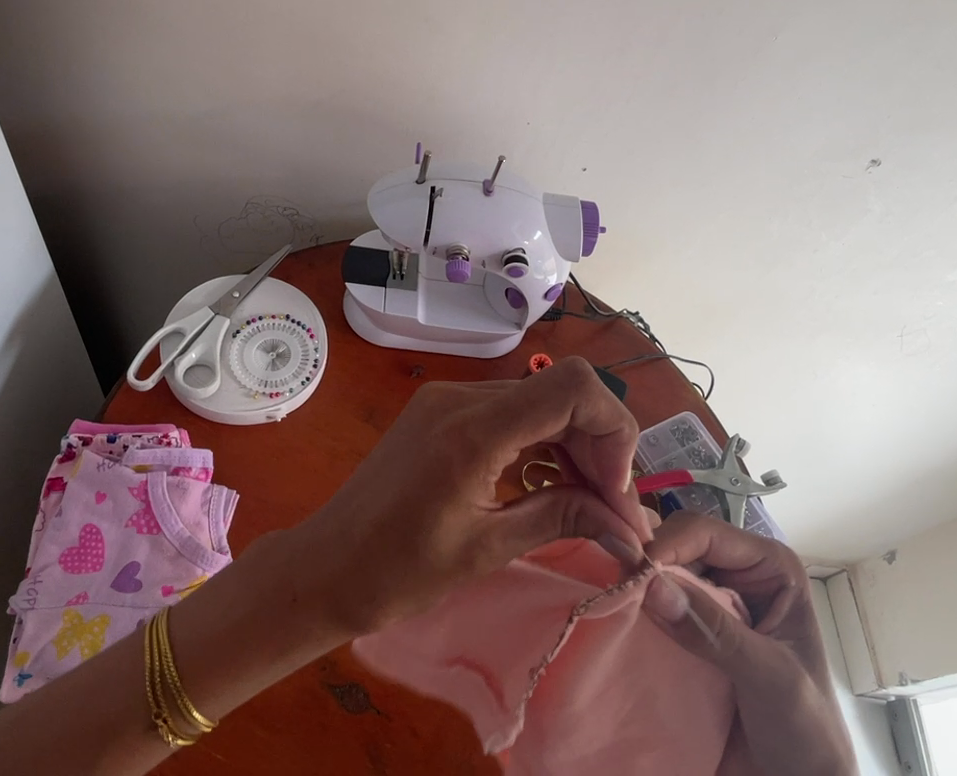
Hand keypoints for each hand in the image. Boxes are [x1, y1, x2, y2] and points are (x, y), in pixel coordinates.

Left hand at [291, 357, 652, 634]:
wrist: (327, 565)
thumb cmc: (397, 570)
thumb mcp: (487, 549)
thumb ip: (561, 519)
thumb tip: (629, 529)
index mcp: (472, 428)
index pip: (572, 386)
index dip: (612, 430)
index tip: (615, 492)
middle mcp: (461, 397)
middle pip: (561, 393)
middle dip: (600, 449)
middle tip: (615, 514)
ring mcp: (448, 399)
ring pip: (539, 402)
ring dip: (575, 448)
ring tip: (590, 507)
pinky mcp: (442, 411)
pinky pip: (511, 413)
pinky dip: (542, 444)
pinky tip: (552, 486)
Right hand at [640, 512, 858, 775]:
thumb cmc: (806, 731)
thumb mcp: (769, 678)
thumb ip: (715, 632)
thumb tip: (652, 585)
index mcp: (769, 566)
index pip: (703, 532)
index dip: (664, 546)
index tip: (631, 577)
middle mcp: (736, 573)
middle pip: (673, 544)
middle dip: (643, 563)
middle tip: (615, 591)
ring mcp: (709, 601)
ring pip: (656, 572)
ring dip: (633, 586)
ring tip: (610, 604)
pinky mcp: (686, 630)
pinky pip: (648, 605)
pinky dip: (630, 610)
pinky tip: (616, 620)